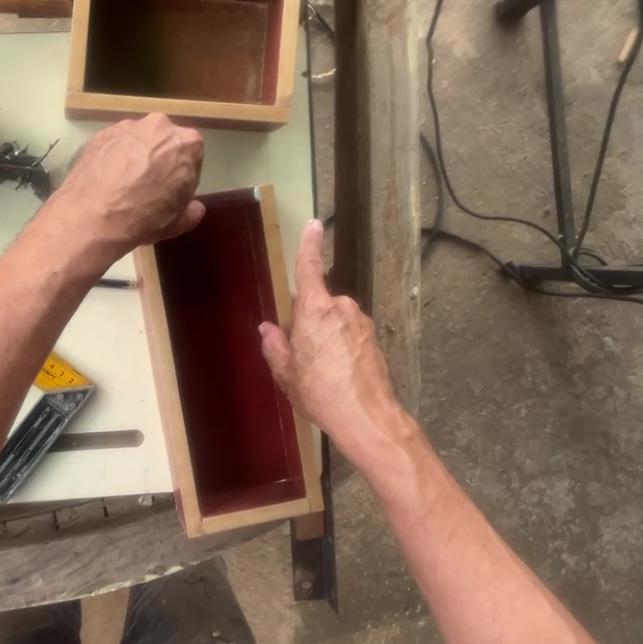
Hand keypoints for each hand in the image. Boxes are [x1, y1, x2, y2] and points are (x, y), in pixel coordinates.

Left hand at [37, 114, 204, 267]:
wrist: (91, 215)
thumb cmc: (143, 218)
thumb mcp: (178, 223)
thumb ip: (193, 211)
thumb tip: (194, 207)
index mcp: (187, 143)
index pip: (192, 157)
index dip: (184, 177)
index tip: (173, 193)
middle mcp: (159, 125)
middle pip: (164, 143)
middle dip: (160, 161)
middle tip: (149, 188)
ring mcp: (127, 126)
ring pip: (138, 141)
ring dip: (136, 157)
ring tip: (124, 185)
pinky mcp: (100, 133)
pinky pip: (114, 145)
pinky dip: (113, 158)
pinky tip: (107, 180)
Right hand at [260, 220, 414, 463]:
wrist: (367, 419)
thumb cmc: (320, 393)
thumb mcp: (286, 372)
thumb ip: (275, 345)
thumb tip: (268, 329)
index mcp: (315, 310)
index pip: (309, 268)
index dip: (310, 244)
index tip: (314, 224)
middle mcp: (342, 309)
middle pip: (319, 304)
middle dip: (309, 321)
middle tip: (301, 355)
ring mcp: (362, 324)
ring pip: (336, 322)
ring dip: (327, 337)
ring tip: (321, 373)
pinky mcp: (374, 340)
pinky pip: (350, 336)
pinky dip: (342, 350)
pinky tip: (338, 376)